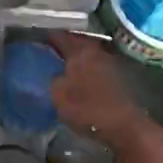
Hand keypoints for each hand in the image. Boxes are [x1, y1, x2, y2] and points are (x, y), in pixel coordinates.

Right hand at [48, 32, 152, 149]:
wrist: (124, 126)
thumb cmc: (88, 108)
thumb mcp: (58, 95)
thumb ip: (54, 79)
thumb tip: (57, 74)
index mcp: (81, 51)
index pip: (60, 36)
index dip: (48, 36)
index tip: (37, 39)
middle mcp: (97, 50)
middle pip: (77, 43)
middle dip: (64, 47)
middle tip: (50, 52)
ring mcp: (111, 62)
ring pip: (88, 55)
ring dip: (77, 59)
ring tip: (63, 66)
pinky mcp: (120, 76)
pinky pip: (96, 67)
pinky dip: (87, 70)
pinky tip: (80, 79)